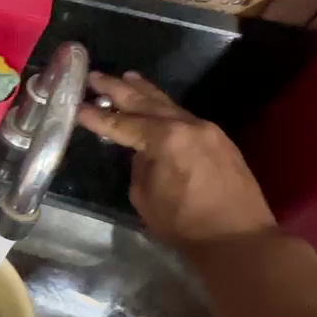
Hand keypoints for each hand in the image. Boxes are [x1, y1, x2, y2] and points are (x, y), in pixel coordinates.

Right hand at [77, 70, 277, 249]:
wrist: (240, 240)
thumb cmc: (184, 224)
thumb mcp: (145, 196)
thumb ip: (139, 166)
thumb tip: (142, 152)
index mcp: (164, 139)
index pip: (121, 124)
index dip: (96, 117)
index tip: (76, 106)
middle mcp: (186, 126)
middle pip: (145, 103)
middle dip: (117, 90)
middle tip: (95, 76)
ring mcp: (207, 130)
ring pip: (168, 105)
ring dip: (144, 92)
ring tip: (126, 78)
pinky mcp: (219, 140)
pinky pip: (184, 117)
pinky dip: (164, 108)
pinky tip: (154, 105)